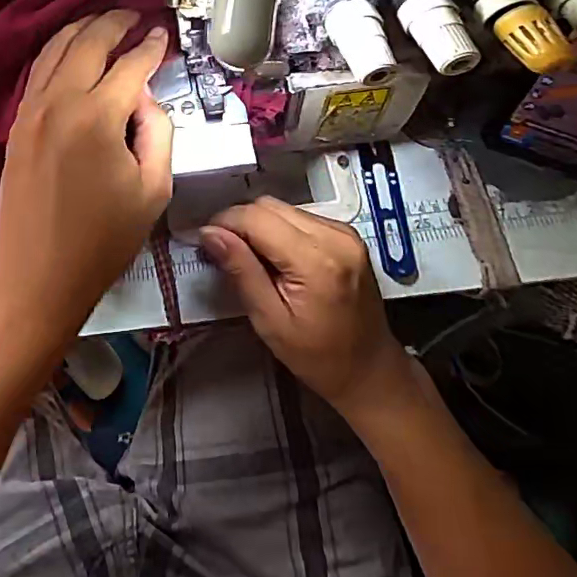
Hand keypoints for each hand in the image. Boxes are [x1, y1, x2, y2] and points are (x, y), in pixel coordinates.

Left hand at [0, 10, 173, 340]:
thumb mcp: (153, 189)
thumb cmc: (103, 238)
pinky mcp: (17, 122)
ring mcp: (32, 109)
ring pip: (56, 48)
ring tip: (105, 23)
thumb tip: (145, 97)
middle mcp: (60, 101)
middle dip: (114, 21)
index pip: (130, 64)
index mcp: (97, 117)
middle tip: (134, 15)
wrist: (38, 272)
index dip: (150, 46)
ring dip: (83, 29)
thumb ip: (158, 131)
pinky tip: (73, 51)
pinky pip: (40, 71)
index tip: (161, 35)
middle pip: (88, 41)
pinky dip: (59, 51)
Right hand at [200, 196, 416, 417]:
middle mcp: (334, 235)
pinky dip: (279, 229)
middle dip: (239, 222)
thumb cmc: (318, 357)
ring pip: (283, 207)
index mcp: (317, 260)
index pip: (256, 218)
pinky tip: (276, 257)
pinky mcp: (346, 233)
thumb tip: (209, 233)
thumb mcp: (270, 321)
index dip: (224, 223)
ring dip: (258, 225)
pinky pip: (299, 216)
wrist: (371, 371)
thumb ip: (241, 270)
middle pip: (269, 205)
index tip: (205, 241)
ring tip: (250, 257)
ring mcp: (344, 231)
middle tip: (224, 251)